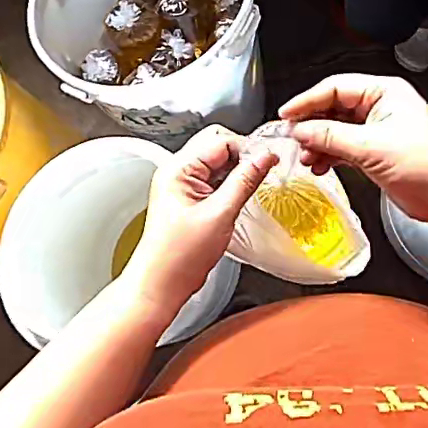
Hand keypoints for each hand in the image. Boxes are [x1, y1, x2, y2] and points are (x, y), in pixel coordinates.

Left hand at [120, 126, 274, 313]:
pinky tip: (238, 196)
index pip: (220, 141)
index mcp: (178, 169)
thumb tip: (265, 157)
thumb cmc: (179, 257)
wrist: (159, 286)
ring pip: (216, 161)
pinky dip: (229, 182)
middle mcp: (176, 171)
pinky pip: (212, 178)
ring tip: (251, 187)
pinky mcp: (187, 197)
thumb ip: (245, 181)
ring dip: (236, 170)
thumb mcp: (220, 215)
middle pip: (217, 145)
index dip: (247, 149)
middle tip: (262, 171)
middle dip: (242, 155)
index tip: (268, 161)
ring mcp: (181, 184)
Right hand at [280, 74, 427, 228]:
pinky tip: (318, 164)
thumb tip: (301, 129)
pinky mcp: (377, 149)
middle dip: (311, 123)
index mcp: (385, 92)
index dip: (307, 101)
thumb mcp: (372, 148)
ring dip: (318, 141)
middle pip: (333, 107)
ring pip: (336, 127)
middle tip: (290, 137)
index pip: (335, 87)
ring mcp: (379, 128)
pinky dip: (329, 154)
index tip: (286, 115)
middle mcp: (381, 105)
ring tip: (305, 155)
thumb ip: (331, 136)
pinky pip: (344, 145)